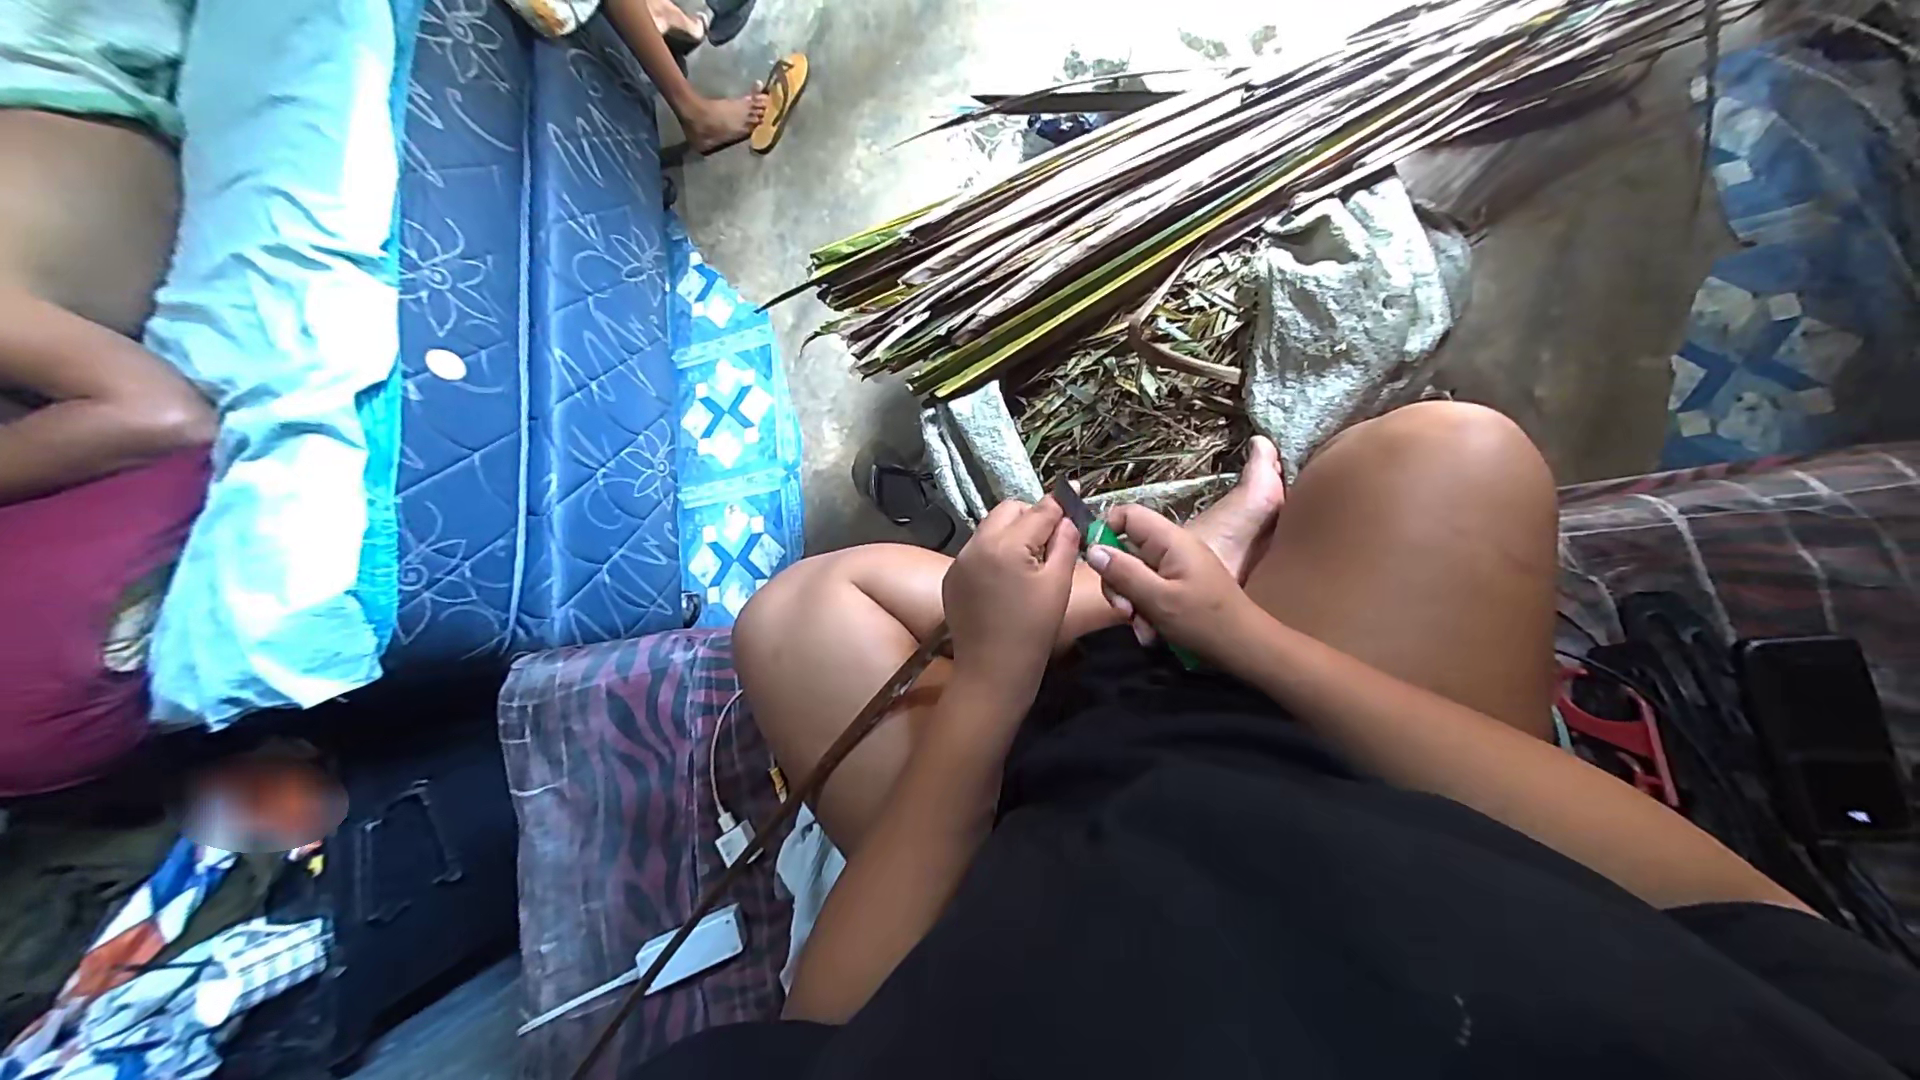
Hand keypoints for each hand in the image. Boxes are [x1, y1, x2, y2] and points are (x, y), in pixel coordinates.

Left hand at [942, 497, 1078, 695]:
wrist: (992, 672)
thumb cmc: (1033, 631)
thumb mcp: (1058, 585)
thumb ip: (1065, 543)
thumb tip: (1068, 517)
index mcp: (1006, 544)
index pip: (1039, 510)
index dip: (1060, 502)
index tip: (1073, 492)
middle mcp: (977, 544)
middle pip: (1009, 510)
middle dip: (1032, 517)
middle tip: (1051, 541)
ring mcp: (960, 560)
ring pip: (990, 527)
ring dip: (1012, 533)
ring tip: (1029, 561)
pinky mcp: (952, 576)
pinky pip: (977, 550)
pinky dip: (994, 552)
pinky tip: (1006, 579)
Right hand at [1086, 504, 1258, 667]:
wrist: (1245, 650)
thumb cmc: (1204, 621)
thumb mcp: (1157, 599)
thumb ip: (1123, 572)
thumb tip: (1092, 549)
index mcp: (1170, 540)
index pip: (1128, 514)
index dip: (1106, 531)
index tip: (1096, 562)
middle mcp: (1171, 548)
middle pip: (1125, 549)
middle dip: (1118, 582)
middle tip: (1124, 610)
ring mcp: (1175, 568)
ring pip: (1133, 575)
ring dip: (1130, 602)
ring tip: (1142, 627)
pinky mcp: (1177, 587)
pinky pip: (1148, 590)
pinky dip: (1144, 610)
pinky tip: (1151, 632)